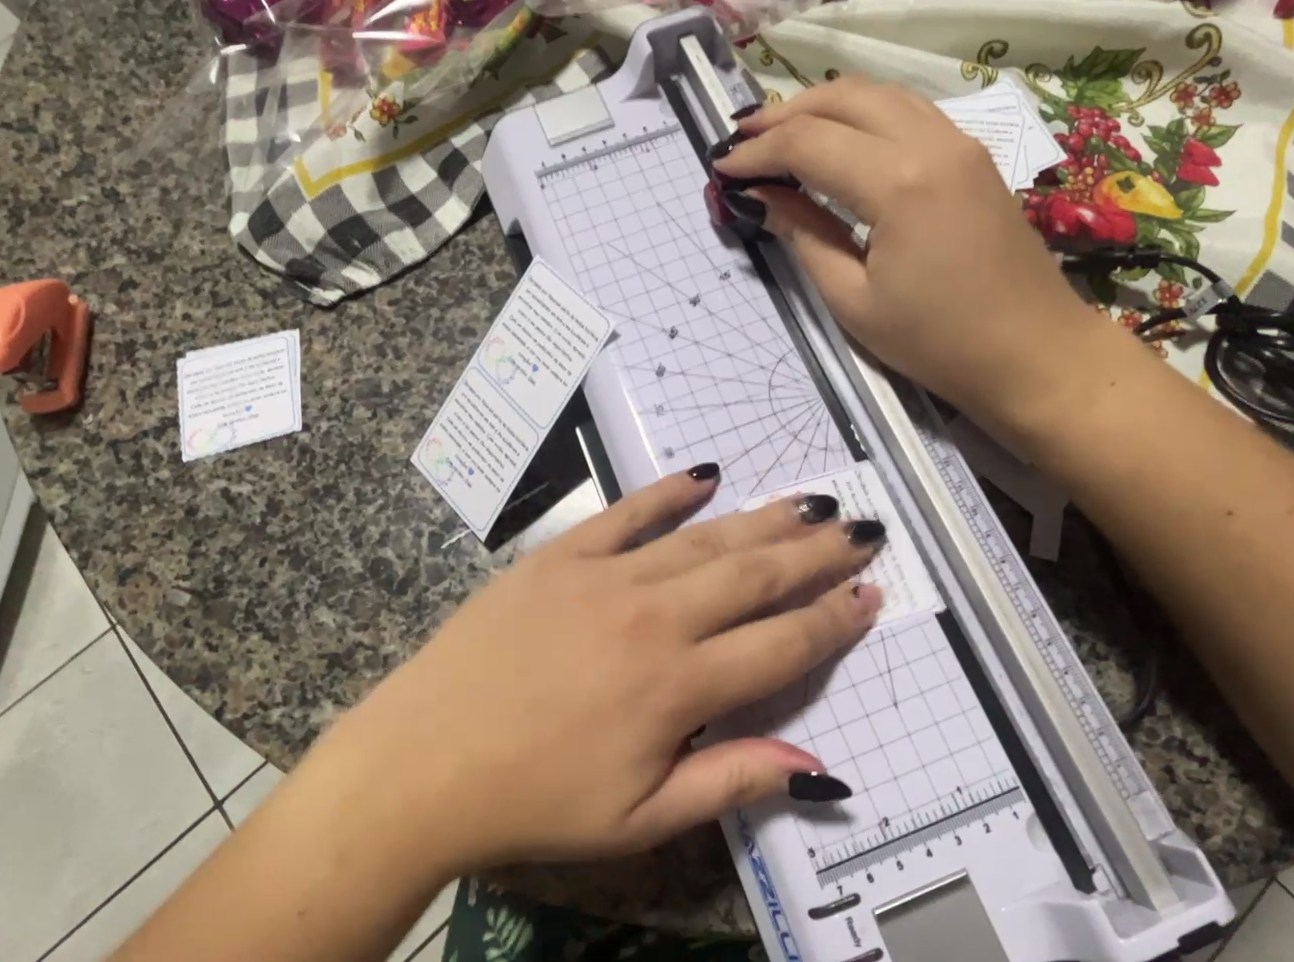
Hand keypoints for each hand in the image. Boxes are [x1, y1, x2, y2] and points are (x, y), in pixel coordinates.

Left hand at [314, 468, 884, 875]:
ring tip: (810, 502)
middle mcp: (653, 619)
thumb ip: (732, 782)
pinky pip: (626, 513)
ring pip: (703, 539)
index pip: (781, 644)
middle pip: (754, 575)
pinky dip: (669, 492)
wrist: (422, 763)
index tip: (871, 593)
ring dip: (763, 520)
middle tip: (861, 529)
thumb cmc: (535, 802)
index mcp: (678, 687)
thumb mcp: (640, 819)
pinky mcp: (559, 557)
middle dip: (816, 554)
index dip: (834, 619)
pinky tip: (707, 475)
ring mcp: (603, 578)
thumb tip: (821, 770)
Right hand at [714, 78, 1111, 437]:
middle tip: (742, 141)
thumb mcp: (853, 300)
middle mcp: (931, 143)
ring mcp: (959, 143)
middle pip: (843, 98)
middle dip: (784, 113)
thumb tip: (765, 196)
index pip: (808, 143)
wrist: (1033, 354)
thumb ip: (804, 236)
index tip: (721, 169)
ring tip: (781, 134)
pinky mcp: (972, 156)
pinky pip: (906, 111)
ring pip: (878, 94)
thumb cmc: (938, 342)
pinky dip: (861, 114)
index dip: (757, 153)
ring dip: (823, 105)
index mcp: (897, 182)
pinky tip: (838, 142)